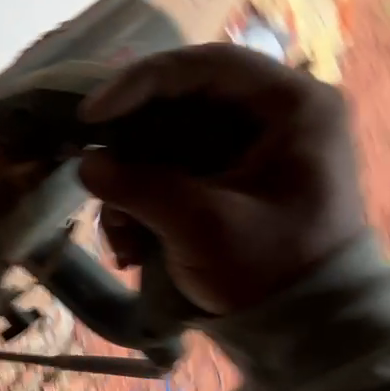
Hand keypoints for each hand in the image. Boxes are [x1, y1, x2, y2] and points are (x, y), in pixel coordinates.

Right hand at [77, 43, 367, 314]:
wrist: (302, 323)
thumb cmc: (267, 268)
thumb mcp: (201, 226)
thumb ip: (141, 189)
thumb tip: (87, 164)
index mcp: (291, 106)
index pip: (204, 67)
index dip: (139, 83)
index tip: (88, 116)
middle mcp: (272, 116)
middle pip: (178, 106)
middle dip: (129, 149)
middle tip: (91, 174)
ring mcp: (247, 151)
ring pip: (165, 146)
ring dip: (129, 188)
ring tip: (123, 237)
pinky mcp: (225, 182)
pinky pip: (168, 176)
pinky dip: (140, 206)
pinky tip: (133, 248)